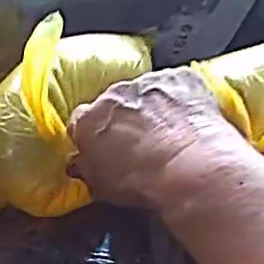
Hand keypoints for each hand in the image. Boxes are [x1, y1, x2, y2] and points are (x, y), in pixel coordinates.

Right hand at [68, 67, 242, 209]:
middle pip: (110, 102)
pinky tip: (182, 120)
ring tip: (161, 134)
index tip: (96, 147)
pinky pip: (173, 85)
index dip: (87, 135)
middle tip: (131, 143)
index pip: (78, 121)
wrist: (186, 167)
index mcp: (88, 121)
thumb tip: (81, 162)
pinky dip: (175, 99)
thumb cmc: (139, 180)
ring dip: (147, 108)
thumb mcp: (99, 186)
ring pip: (142, 92)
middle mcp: (114, 94)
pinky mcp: (181, 77)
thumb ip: (86, 167)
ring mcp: (149, 82)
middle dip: (118, 119)